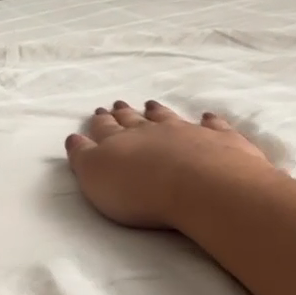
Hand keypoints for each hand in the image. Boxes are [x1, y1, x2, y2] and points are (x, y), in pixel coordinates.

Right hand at [65, 100, 276, 229]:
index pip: (105, 128)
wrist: (202, 188)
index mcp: (118, 142)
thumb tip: (74, 137)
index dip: (100, 122)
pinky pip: (213, 126)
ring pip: (168, 118)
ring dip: (158, 112)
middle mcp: (151, 132)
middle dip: (123, 113)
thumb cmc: (140, 190)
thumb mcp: (96, 177)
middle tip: (119, 105)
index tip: (98, 113)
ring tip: (151, 105)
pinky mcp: (221, 142)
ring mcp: (187, 133)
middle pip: (134, 120)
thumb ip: (83, 157)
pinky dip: (209, 121)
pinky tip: (207, 116)